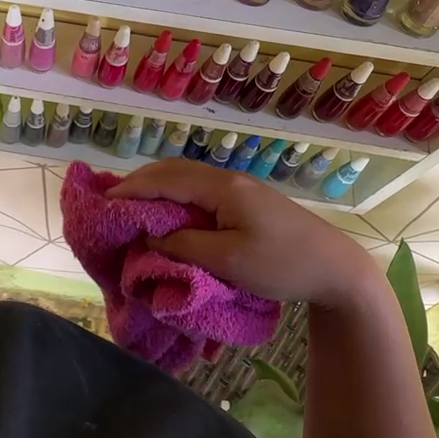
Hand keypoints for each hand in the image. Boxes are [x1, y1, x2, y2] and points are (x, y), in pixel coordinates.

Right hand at [108, 160, 380, 307]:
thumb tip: (152, 238)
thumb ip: (186, 245)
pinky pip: (199, 189)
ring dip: (156, 187)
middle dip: (138, 182)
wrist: (337, 267)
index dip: (131, 189)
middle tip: (109, 201)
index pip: (165, 179)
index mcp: (222, 188)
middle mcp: (228, 179)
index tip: (101, 202)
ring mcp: (239, 188)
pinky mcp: (246, 201)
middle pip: (172, 169)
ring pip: (186, 177)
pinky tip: (167, 211)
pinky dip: (174, 194)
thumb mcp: (230, 261)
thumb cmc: (283, 265)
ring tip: (131, 206)